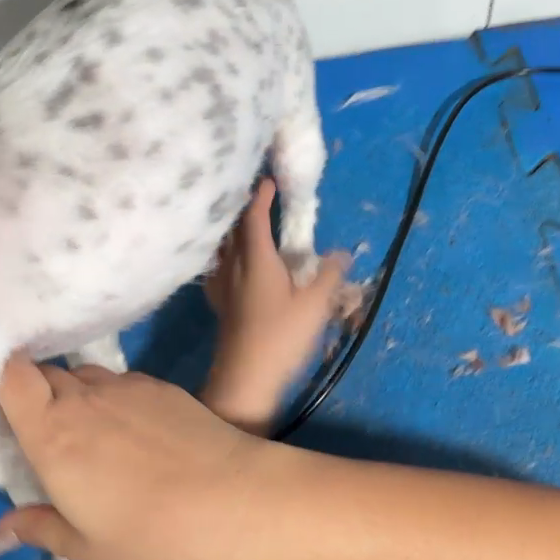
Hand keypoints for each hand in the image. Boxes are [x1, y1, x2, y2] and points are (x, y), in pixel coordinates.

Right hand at [0, 356, 271, 559]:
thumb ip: (37, 529)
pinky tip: (134, 433)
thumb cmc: (150, 531)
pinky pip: (122, 381)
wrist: (231, 498)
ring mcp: (127, 385)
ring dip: (77, 396)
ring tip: (90, 433)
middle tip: (41, 429)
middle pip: (45, 372)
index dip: (0, 378)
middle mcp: (85, 397)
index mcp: (52, 432)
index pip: (11, 375)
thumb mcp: (86, 545)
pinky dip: (115, 398)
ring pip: (85, 375)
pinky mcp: (161, 385)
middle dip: (36, 393)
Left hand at [204, 180, 351, 430]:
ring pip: (223, 248)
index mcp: (255, 259)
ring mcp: (222, 286)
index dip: (260, 197)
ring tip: (244, 224)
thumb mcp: (315, 305)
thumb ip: (329, 274)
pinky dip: (226, 255)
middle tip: (256, 197)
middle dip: (243, 209)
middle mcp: (233, 266)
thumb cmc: (281, 337)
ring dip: (232, 231)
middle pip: (232, 228)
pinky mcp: (219, 304)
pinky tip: (232, 265)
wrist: (245, 378)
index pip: (253, 217)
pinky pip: (219, 267)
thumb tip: (341, 252)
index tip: (267, 180)